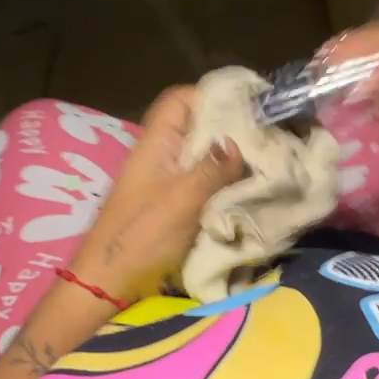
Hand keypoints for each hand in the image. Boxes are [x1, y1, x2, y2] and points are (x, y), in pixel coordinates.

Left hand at [70, 87, 245, 300]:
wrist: (109, 283)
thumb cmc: (140, 238)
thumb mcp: (181, 201)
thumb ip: (210, 169)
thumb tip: (236, 140)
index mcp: (156, 144)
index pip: (181, 100)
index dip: (212, 96)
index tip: (250, 106)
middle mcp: (161, 156)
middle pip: (197, 127)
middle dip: (231, 129)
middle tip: (269, 138)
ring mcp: (167, 181)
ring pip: (204, 156)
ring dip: (231, 160)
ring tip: (266, 162)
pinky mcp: (174, 205)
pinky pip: (204, 183)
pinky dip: (225, 184)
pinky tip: (248, 189)